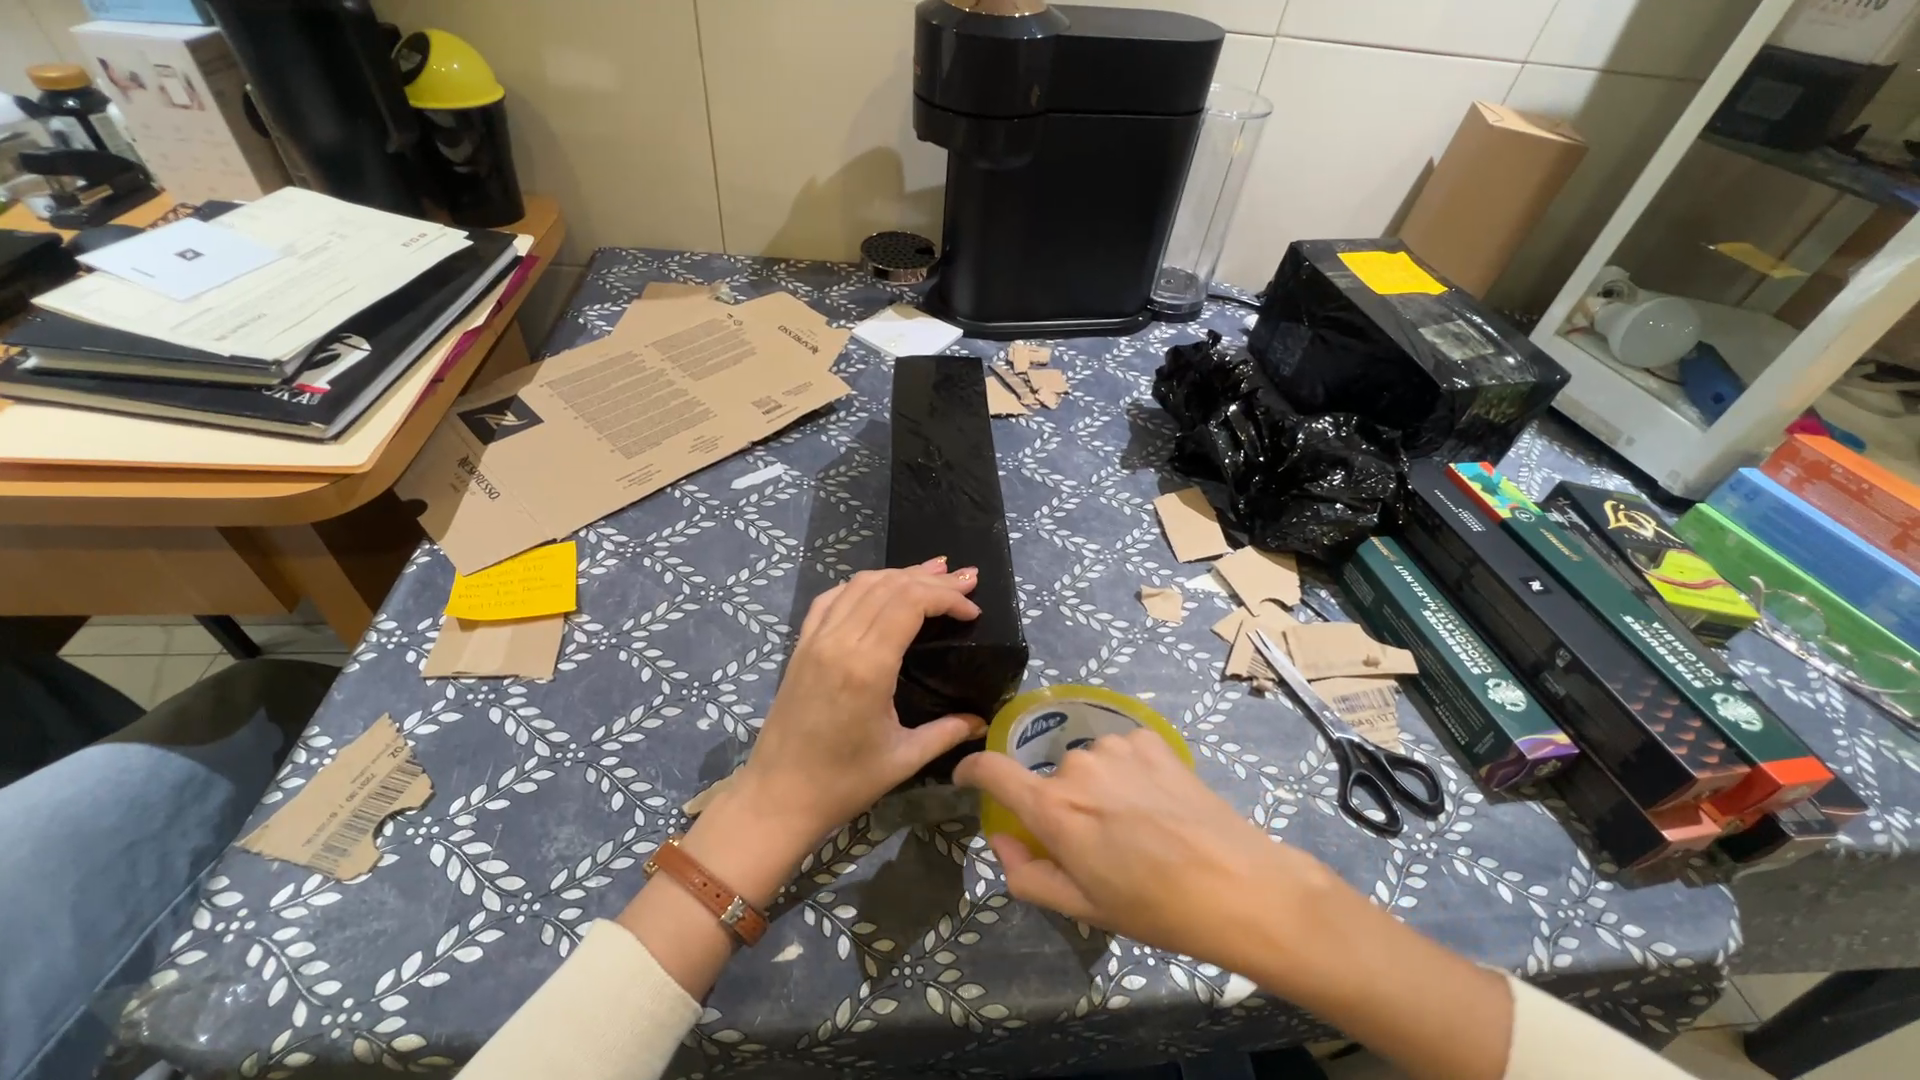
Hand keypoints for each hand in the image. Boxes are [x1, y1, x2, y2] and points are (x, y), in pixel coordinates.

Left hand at [731, 557, 987, 842]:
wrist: (778, 796)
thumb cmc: (843, 782)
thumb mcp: (903, 759)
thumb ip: (946, 733)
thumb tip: (981, 721)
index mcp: (867, 666)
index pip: (911, 602)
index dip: (946, 597)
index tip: (973, 610)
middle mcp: (839, 641)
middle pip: (889, 586)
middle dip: (932, 579)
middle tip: (966, 579)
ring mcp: (815, 640)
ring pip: (860, 584)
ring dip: (899, 574)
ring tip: (933, 572)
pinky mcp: (800, 647)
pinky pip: (831, 599)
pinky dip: (860, 586)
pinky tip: (879, 588)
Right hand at [953, 729, 1337, 968]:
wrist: (1237, 883)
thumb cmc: (1153, 906)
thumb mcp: (1083, 906)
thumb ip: (1028, 874)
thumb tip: (1003, 840)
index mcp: (1054, 809)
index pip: (992, 771)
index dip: (972, 770)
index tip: (968, 778)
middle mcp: (1077, 766)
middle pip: (1051, 780)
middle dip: (1062, 807)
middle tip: (1098, 845)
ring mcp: (1117, 747)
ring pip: (1088, 766)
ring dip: (1098, 789)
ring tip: (1135, 826)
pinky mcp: (1151, 740)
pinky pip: (1122, 752)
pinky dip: (1127, 772)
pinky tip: (1156, 802)